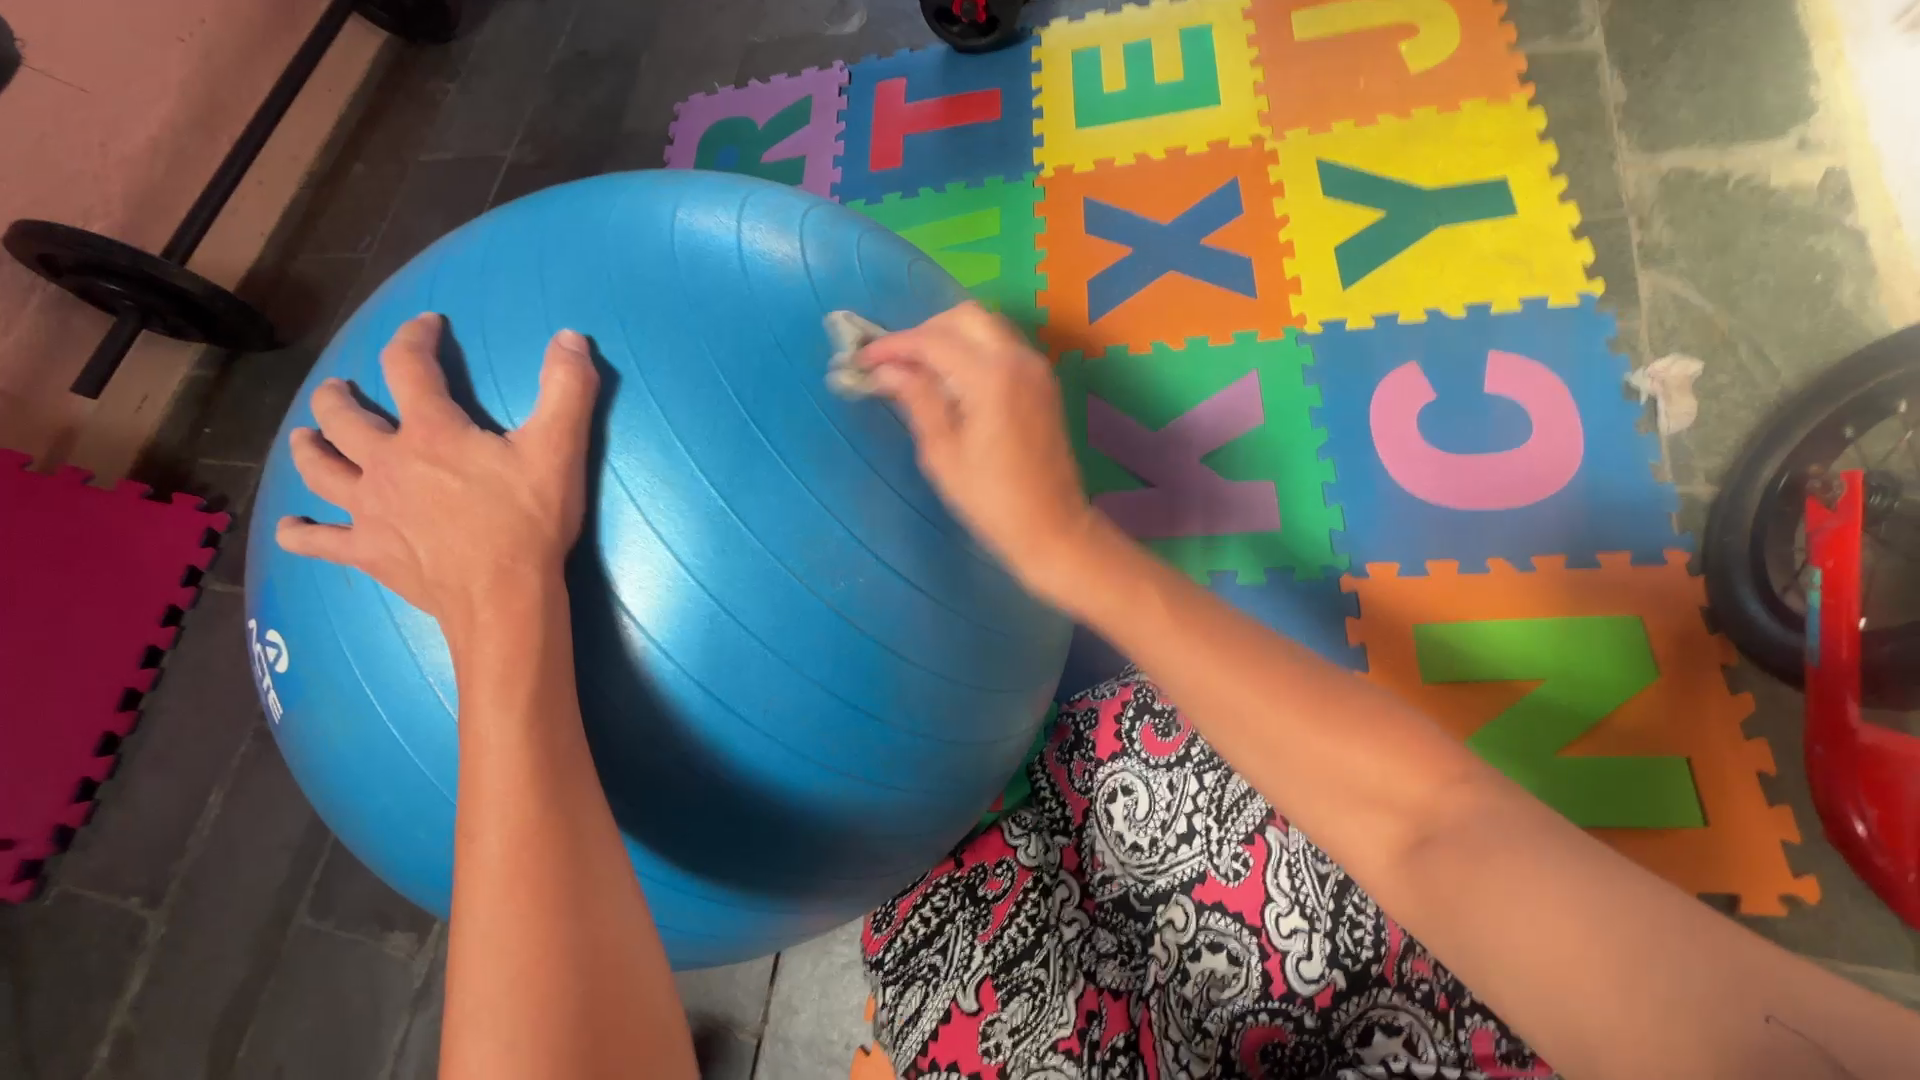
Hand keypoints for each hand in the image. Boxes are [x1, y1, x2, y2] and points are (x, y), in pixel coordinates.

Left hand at [276, 314, 599, 631]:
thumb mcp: (560, 450)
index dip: (416, 337)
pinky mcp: (368, 551)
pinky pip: (319, 541)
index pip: (409, 366)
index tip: (427, 325)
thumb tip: (570, 335)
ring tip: (306, 437)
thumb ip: (567, 389)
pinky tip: (291, 527)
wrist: (503, 596)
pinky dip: (301, 532)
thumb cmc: (530, 521)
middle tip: (344, 388)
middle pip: (343, 418)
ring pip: (318, 469)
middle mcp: (386, 462)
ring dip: (308, 447)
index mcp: (431, 432)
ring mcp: (369, 510)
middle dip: (340, 395)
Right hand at [857, 303, 1099, 604]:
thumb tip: (886, 370)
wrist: (1053, 528)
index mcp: (991, 377)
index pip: (933, 340)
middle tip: (894, 363)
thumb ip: (917, 400)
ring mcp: (1036, 368)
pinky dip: (973, 349)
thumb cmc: (991, 501)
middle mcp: (1018, 360)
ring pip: (986, 326)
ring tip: (918, 370)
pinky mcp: (1043, 382)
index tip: (862, 360)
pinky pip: (1002, 346)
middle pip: (964, 317)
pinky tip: (952, 380)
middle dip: (924, 332)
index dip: (893, 346)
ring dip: (949, 337)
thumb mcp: (942, 454)